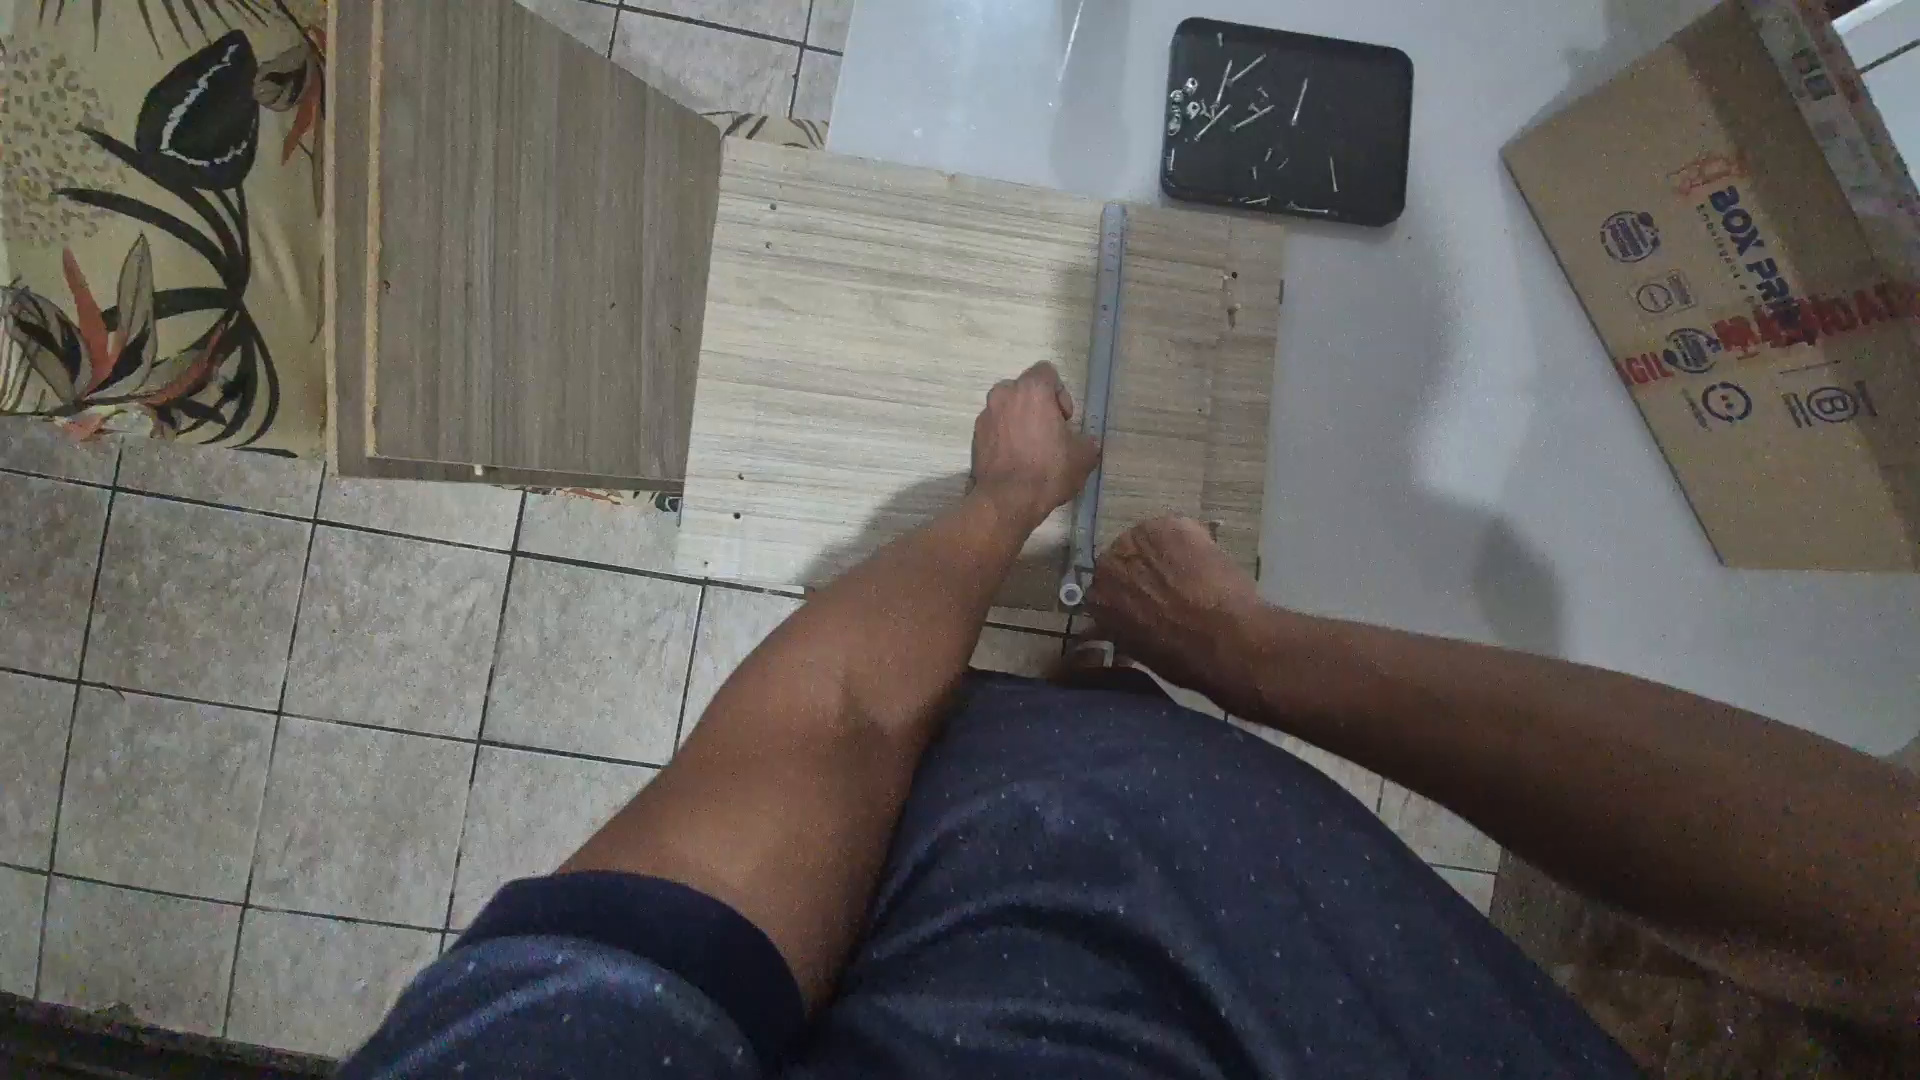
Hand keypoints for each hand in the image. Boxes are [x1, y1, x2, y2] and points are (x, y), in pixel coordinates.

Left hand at [970, 362, 1100, 530]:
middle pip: (1024, 389)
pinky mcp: (974, 437)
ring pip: (1007, 408)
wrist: (1007, 500)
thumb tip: (1087, 442)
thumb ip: (1087, 441)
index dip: (1060, 393)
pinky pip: (994, 428)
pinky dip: (1004, 437)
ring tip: (1030, 449)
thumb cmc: (1048, 471)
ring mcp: (985, 415)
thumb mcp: (1083, 456)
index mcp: (1032, 389)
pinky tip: (1015, 460)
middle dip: (1037, 406)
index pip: (1047, 372)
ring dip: (1019, 421)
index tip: (1063, 420)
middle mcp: (1003, 394)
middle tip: (1048, 433)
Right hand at [1086, 516, 1260, 691]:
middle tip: (1169, 585)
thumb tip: (1128, 621)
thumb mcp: (1138, 649)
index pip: (1106, 588)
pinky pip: (1176, 529)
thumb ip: (1123, 626)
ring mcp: (1135, 540)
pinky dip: (1190, 541)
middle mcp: (1107, 565)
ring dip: (1164, 552)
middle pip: (1123, 558)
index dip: (1129, 592)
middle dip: (1142, 569)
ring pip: (1148, 540)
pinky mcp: (1166, 525)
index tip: (1146, 599)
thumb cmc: (1181, 657)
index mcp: (1097, 599)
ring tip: (1191, 571)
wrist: (1222, 638)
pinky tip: (1206, 561)